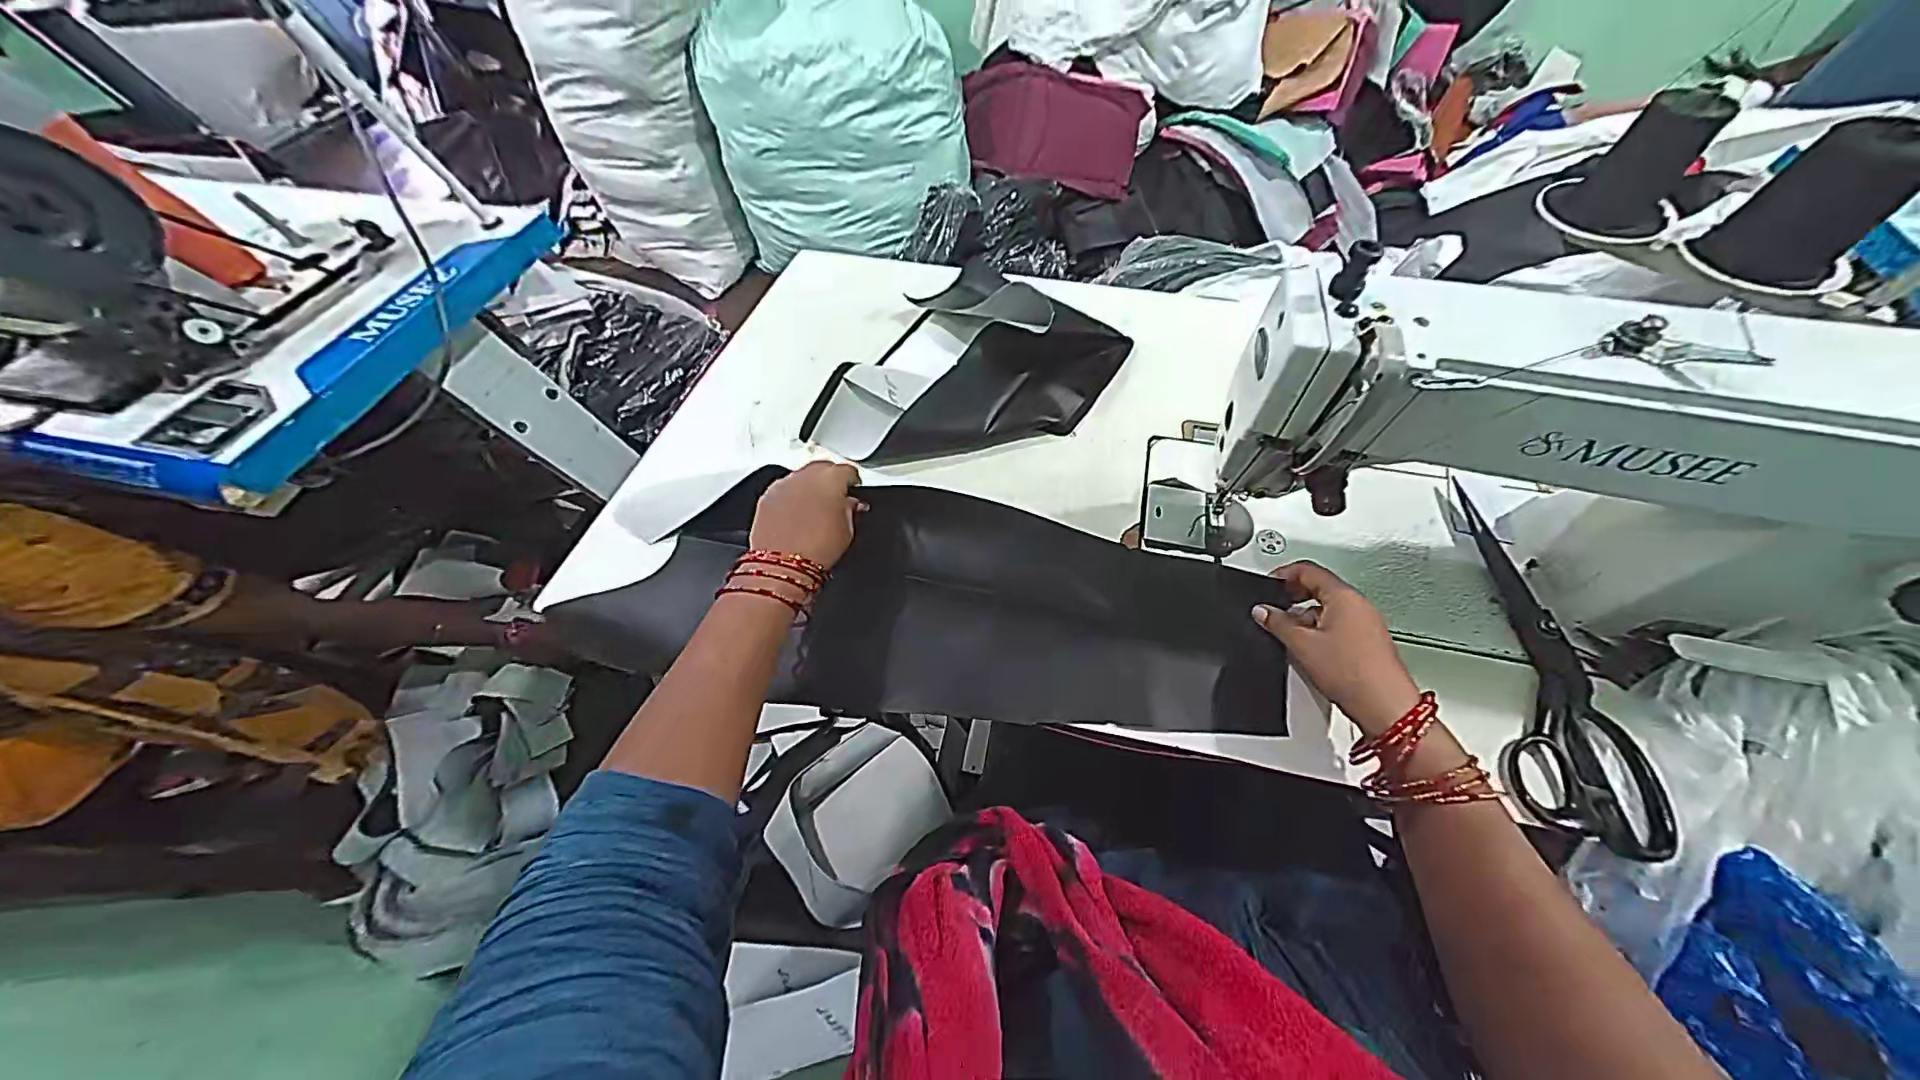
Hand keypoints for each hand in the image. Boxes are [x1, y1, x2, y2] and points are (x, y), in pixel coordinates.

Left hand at [749, 462, 865, 568]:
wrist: (784, 565)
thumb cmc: (816, 549)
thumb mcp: (847, 531)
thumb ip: (850, 510)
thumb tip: (850, 505)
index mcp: (831, 479)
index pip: (847, 470)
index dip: (853, 479)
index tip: (853, 486)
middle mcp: (805, 476)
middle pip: (822, 467)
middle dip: (830, 478)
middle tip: (835, 495)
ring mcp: (784, 485)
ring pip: (801, 476)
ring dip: (809, 486)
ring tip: (814, 507)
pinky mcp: (767, 497)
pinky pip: (783, 489)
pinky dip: (791, 497)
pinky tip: (796, 514)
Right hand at [1252, 561, 1420, 737]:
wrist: (1383, 705)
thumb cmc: (1354, 674)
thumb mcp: (1301, 644)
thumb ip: (1277, 622)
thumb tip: (1263, 612)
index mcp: (1344, 597)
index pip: (1309, 570)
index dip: (1283, 574)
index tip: (1269, 583)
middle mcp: (1359, 605)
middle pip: (1320, 586)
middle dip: (1293, 594)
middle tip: (1274, 606)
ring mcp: (1367, 622)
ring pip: (1329, 606)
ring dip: (1305, 613)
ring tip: (1289, 631)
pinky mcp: (1368, 640)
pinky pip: (1339, 623)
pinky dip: (1320, 627)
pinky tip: (1309, 646)